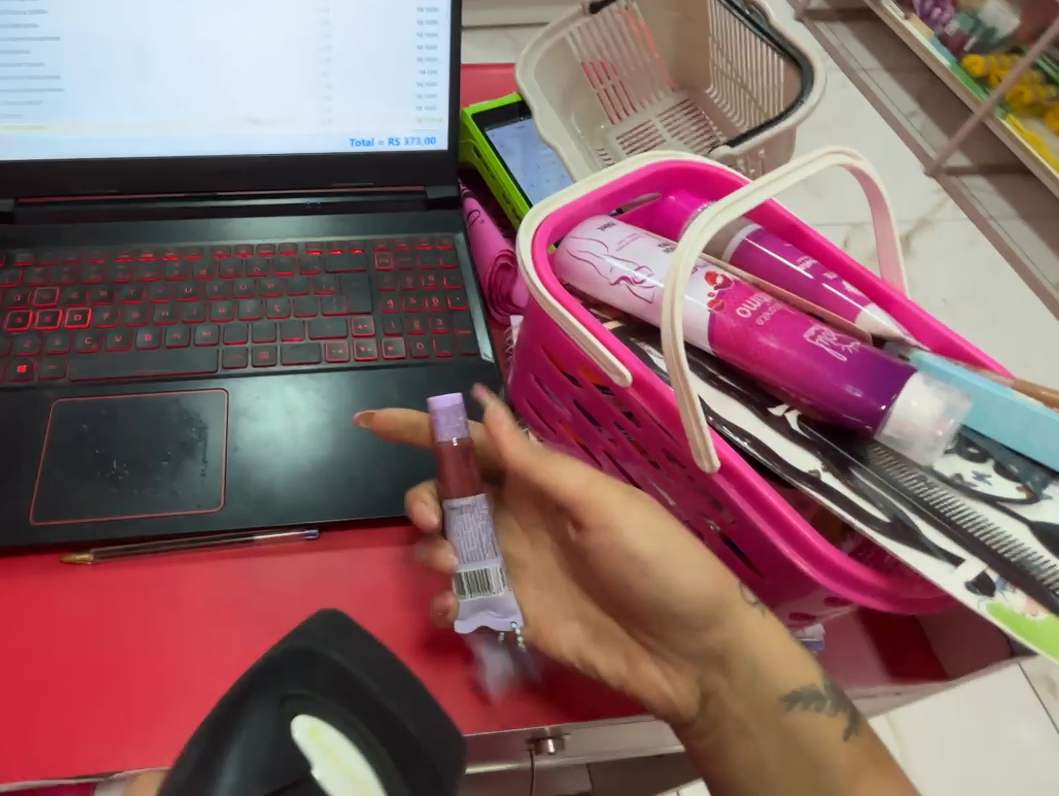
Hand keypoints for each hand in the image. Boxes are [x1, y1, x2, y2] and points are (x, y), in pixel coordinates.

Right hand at [359, 388, 758, 729]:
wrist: (689, 653)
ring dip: (433, 553)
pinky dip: (445, 604)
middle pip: (443, 494)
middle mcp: (513, 516)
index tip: (369, 419)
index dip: (418, 428)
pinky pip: (458, 602)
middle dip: (423, 501)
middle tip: (434, 523)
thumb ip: (538, 464)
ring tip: (460, 572)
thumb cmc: (655, 562)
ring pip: (441, 545)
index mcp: (535, 480)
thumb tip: (487, 406)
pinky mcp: (510, 614)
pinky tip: (458, 611)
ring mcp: (509, 566)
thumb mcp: (601, 504)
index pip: (468, 444)